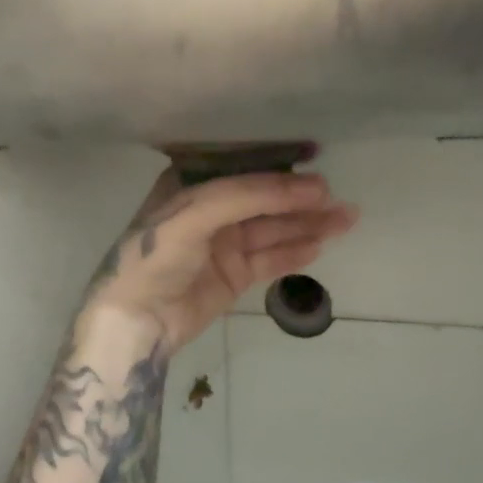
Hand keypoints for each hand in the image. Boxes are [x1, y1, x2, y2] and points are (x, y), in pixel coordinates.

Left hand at [78, 166, 358, 355]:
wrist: (135, 321)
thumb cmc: (155, 256)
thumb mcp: (195, 213)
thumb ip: (248, 195)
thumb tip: (309, 186)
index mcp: (191, 185)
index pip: (242, 168)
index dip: (278, 166)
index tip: (315, 160)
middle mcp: (209, 210)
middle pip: (264, 199)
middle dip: (300, 198)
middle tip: (338, 196)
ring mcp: (223, 244)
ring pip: (274, 229)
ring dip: (308, 224)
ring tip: (347, 218)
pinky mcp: (234, 275)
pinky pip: (271, 258)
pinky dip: (294, 252)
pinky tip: (320, 244)